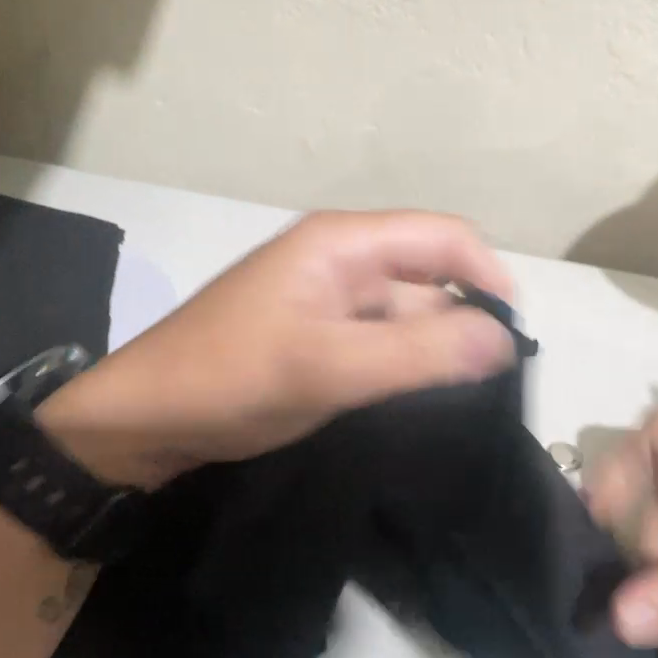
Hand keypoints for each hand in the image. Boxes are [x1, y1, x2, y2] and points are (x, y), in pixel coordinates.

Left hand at [37, 210, 516, 487]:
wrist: (145, 420)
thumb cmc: (232, 380)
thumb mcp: (331, 366)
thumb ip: (421, 351)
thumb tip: (504, 341)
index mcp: (344, 243)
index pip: (447, 238)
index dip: (489, 280)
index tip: (512, 342)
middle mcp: (344, 262)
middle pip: (433, 277)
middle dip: (466, 323)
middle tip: (487, 386)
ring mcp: (331, 302)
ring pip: (411, 316)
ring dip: (437, 351)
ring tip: (456, 400)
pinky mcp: (321, 338)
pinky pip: (384, 343)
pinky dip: (408, 367)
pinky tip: (416, 401)